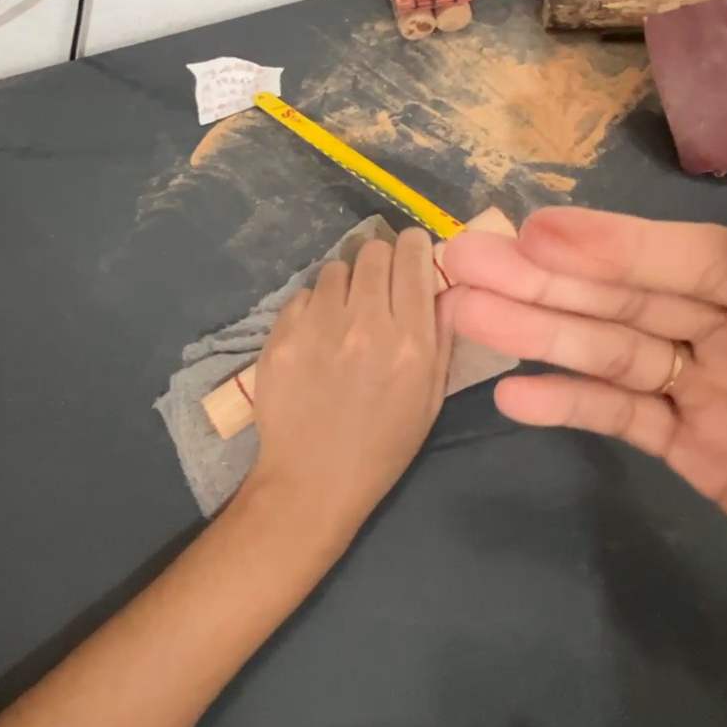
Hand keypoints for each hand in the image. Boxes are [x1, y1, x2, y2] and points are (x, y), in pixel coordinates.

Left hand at [243, 230, 454, 535]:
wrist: (313, 480)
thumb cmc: (383, 445)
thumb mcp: (430, 398)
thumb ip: (440, 337)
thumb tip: (444, 285)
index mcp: (410, 340)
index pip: (413, 256)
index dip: (414, 246)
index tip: (411, 253)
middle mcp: (366, 323)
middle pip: (373, 251)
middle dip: (380, 260)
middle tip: (378, 285)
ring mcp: (319, 326)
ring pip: (336, 268)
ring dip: (345, 283)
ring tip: (344, 314)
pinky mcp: (282, 334)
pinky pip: (304, 295)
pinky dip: (313, 307)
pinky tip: (315, 337)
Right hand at [440, 160, 726, 697]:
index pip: (685, 258)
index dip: (613, 245)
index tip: (539, 231)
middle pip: (626, 298)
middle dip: (543, 279)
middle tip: (461, 260)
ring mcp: (710, 392)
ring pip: (608, 351)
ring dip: (536, 332)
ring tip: (461, 313)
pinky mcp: (697, 454)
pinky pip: (622, 420)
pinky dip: (568, 406)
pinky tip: (513, 394)